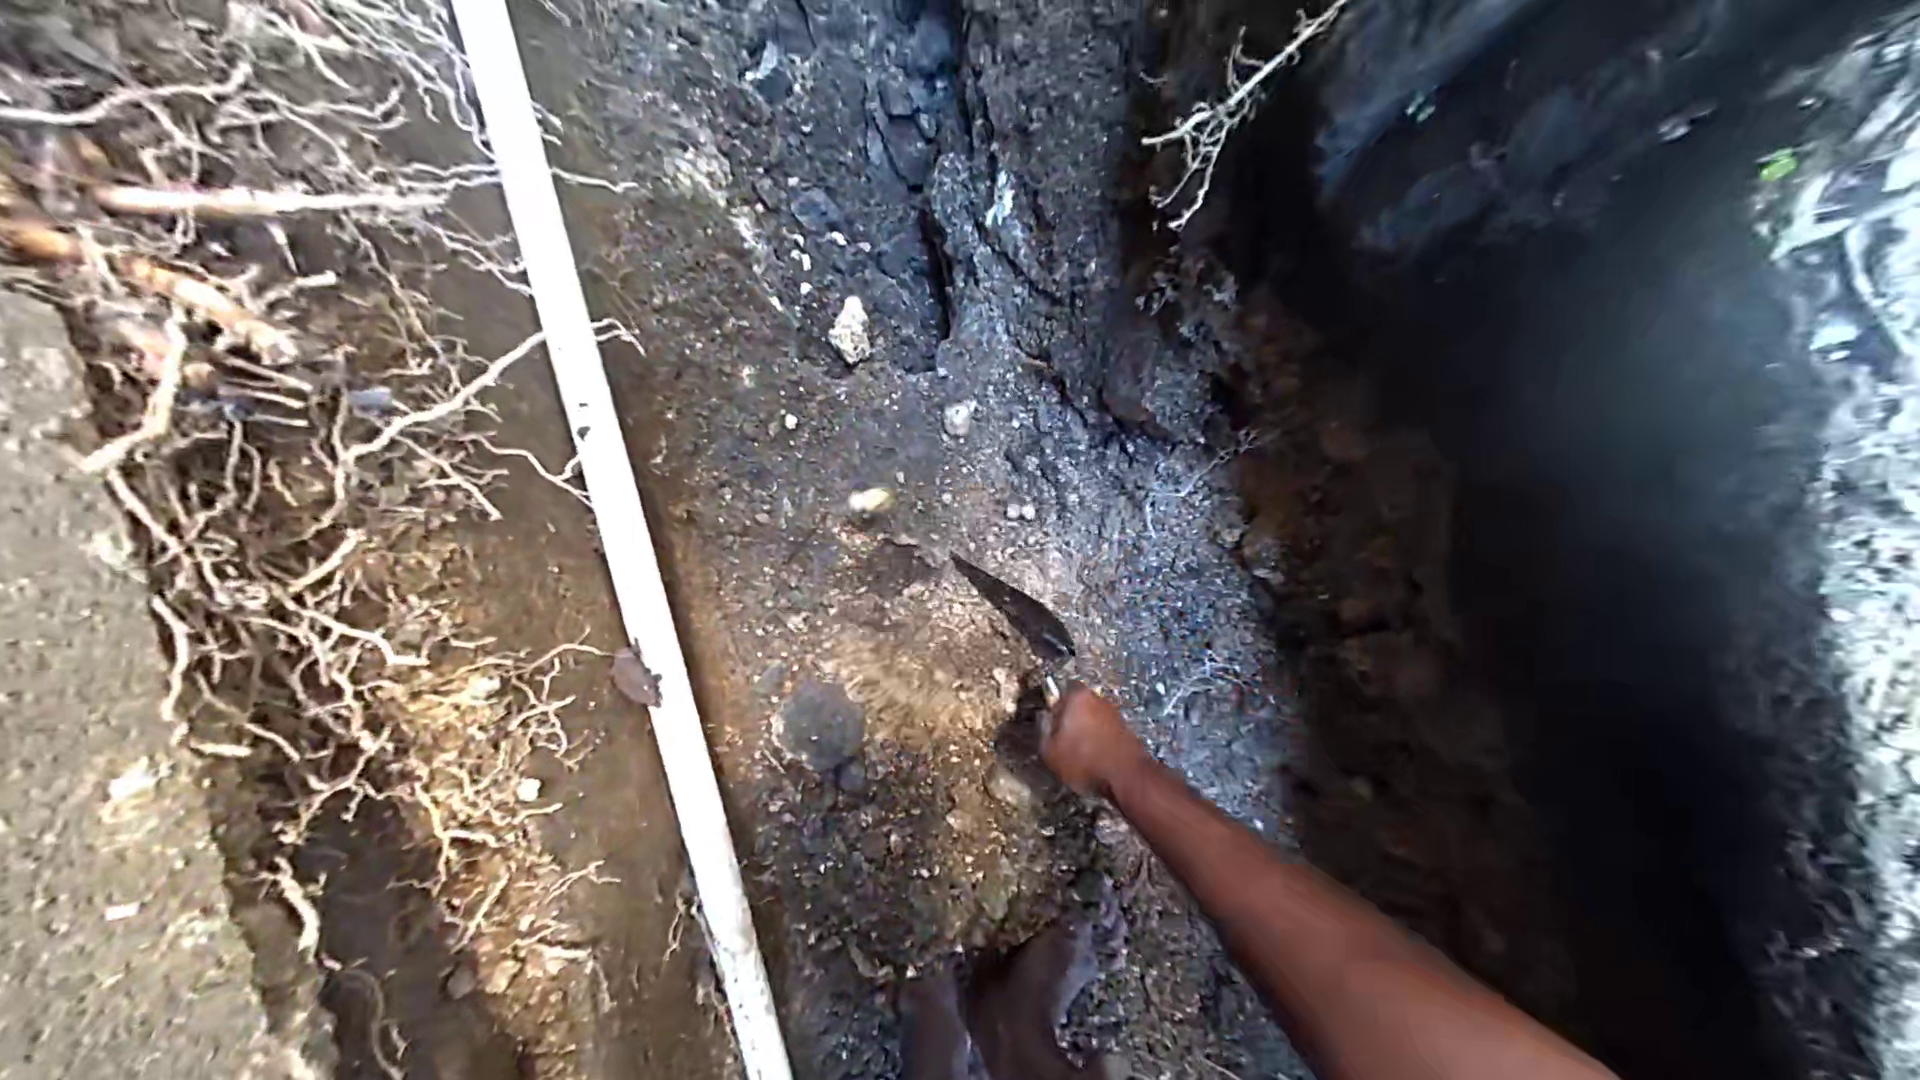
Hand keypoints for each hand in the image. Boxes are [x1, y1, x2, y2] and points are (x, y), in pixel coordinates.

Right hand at [1042, 683, 1149, 796]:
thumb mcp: (1049, 750)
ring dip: (1084, 733)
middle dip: (1069, 721)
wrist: (1128, 777)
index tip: (1049, 729)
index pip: (1058, 693)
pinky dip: (1098, 742)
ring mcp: (1114, 713)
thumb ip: (1042, 729)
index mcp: (1077, 696)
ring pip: (1091, 720)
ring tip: (1079, 756)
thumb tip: (1044, 717)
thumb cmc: (1084, 760)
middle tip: (1062, 744)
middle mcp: (1098, 698)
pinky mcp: (1126, 730)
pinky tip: (1094, 760)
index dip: (1051, 711)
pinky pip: (1104, 732)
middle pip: (1076, 706)